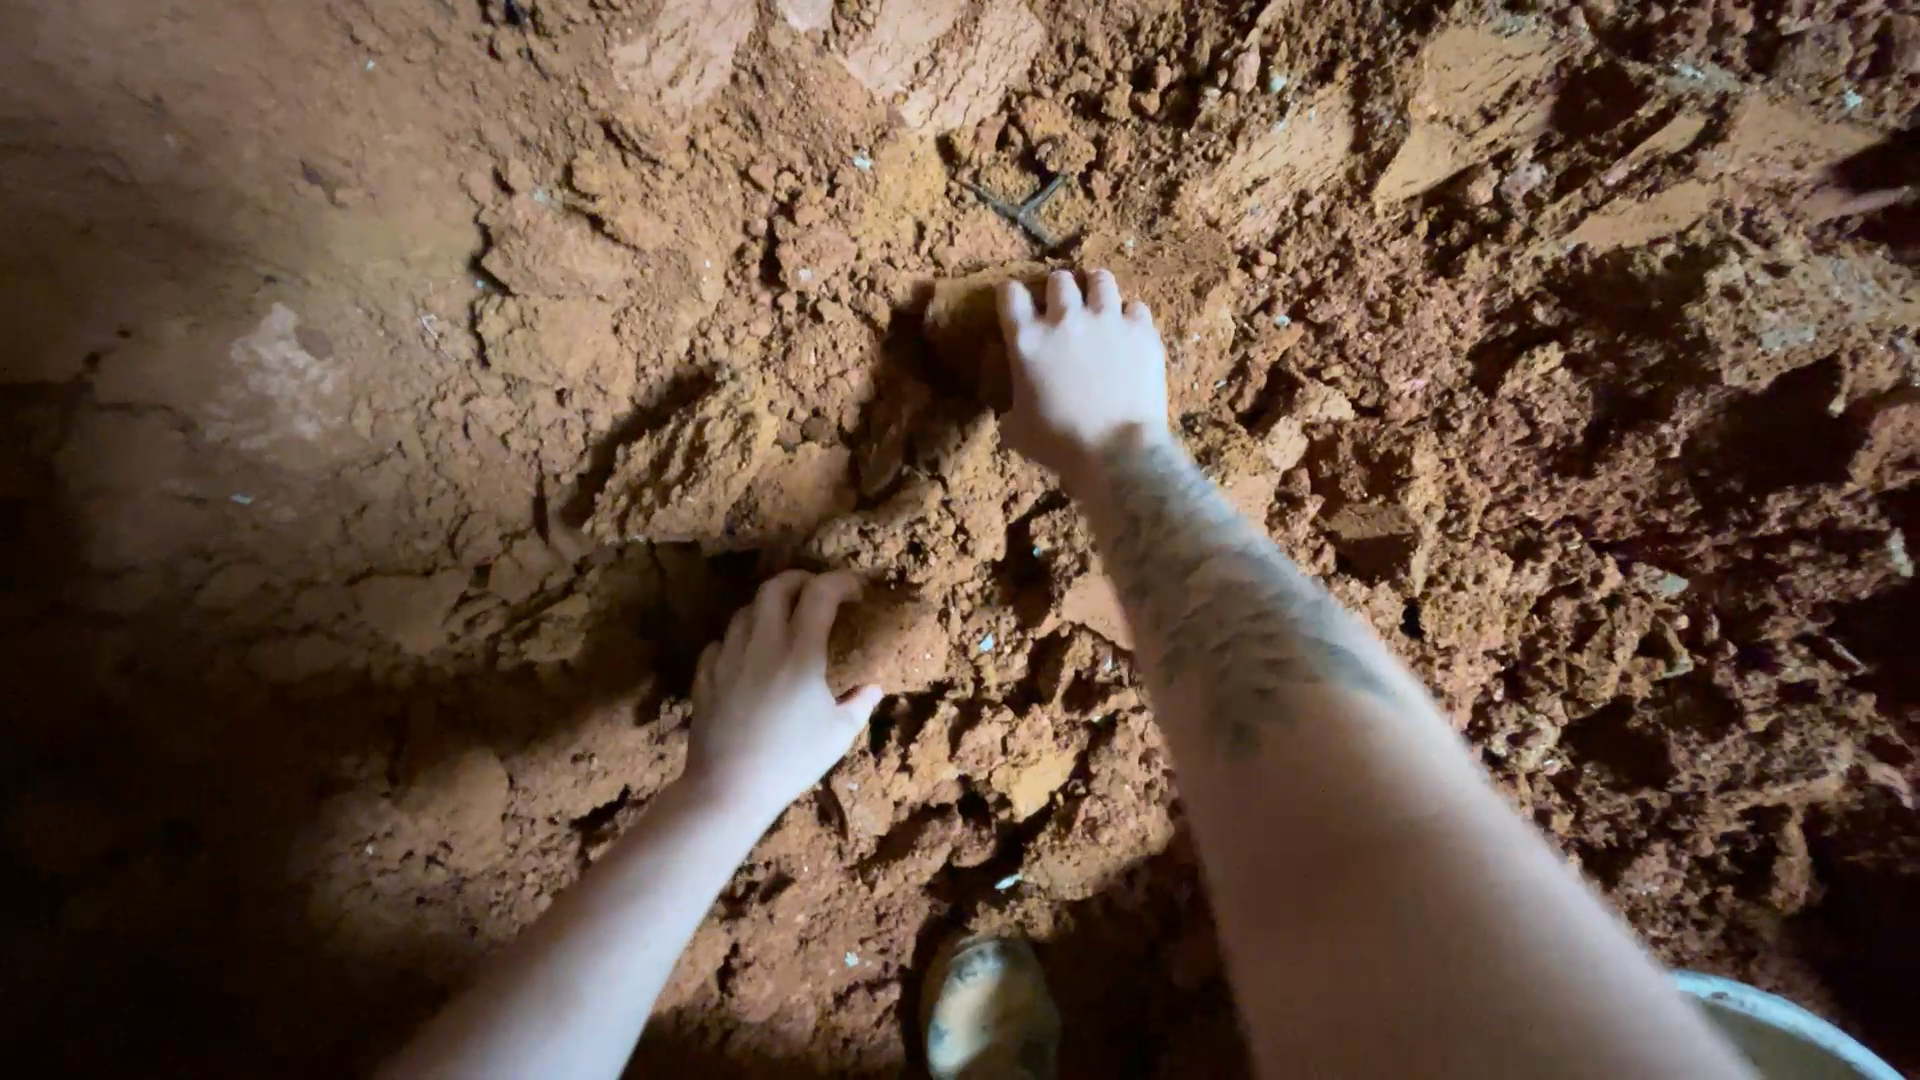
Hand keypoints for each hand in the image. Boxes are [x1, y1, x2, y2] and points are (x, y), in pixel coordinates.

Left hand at [686, 570, 882, 817]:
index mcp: (800, 653)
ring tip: (782, 623)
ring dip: (767, 608)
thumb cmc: (791, 761)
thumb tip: (873, 688)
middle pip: (776, 588)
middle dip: (800, 580)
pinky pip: (719, 643)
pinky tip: (747, 656)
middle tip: (816, 591)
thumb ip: (859, 704)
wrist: (728, 789)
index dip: (841, 582)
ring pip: (745, 611)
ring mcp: (728, 659)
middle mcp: (762, 645)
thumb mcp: (839, 735)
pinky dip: (737, 640)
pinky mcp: (705, 678)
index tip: (856, 591)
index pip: (820, 594)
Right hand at [997, 268, 1171, 489]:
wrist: (1116, 451)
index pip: (1010, 295)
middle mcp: (1065, 320)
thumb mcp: (1018, 430)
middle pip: (1059, 279)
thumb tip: (1013, 413)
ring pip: (1100, 279)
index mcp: (1027, 341)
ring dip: (1095, 288)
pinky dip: (1130, 316)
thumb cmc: (1059, 444)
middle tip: (1062, 306)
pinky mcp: (1141, 332)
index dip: (1011, 295)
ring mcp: (1107, 321)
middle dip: (1058, 289)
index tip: (1015, 302)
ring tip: (1097, 301)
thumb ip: (1013, 408)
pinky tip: (1129, 331)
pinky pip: (1136, 307)